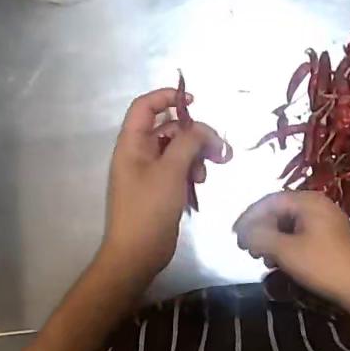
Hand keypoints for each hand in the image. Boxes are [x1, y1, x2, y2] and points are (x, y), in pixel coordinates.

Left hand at [98, 86, 230, 281]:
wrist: (137, 253)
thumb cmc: (149, 209)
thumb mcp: (171, 171)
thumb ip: (188, 143)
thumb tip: (202, 130)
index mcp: (131, 144)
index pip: (145, 107)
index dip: (167, 97)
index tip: (195, 101)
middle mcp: (138, 154)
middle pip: (167, 128)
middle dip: (193, 134)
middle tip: (218, 147)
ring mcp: (148, 173)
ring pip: (176, 150)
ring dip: (195, 155)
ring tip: (205, 174)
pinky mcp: (159, 190)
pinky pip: (177, 170)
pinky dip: (191, 172)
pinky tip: (200, 184)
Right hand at [234, 191, 349, 312]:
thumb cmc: (323, 266)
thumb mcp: (285, 251)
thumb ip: (259, 236)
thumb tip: (243, 232)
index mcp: (309, 201)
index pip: (269, 201)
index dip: (248, 217)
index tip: (234, 235)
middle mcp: (319, 204)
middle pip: (280, 211)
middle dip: (260, 229)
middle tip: (246, 249)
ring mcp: (328, 221)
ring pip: (290, 224)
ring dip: (271, 239)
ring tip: (261, 258)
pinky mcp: (332, 237)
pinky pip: (302, 234)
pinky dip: (286, 244)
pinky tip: (280, 261)